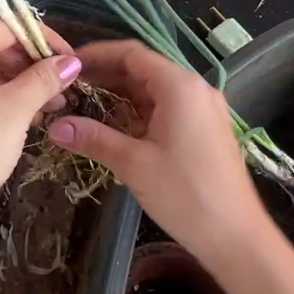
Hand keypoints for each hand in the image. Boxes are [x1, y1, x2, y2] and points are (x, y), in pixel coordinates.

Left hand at [0, 15, 81, 216]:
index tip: (69, 60)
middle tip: (60, 89)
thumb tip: (70, 62)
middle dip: (28, 64)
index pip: (5, 25)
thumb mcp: (16, 110)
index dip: (42, 38)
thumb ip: (44, 78)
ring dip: (13, 82)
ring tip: (46, 108)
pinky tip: (16, 116)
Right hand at [46, 39, 265, 263]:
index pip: (131, 53)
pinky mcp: (205, 128)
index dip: (97, 55)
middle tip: (71, 86)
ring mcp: (203, 108)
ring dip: (122, 93)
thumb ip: (93, 139)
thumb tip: (55, 127)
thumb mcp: (134, 164)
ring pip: (154, 88)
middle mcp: (194, 88)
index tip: (69, 65)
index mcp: (179, 85)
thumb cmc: (186, 195)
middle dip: (106, 74)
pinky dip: (140, 109)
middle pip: (143, 68)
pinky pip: (167, 106)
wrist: (238, 240)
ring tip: (87, 103)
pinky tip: (117, 125)